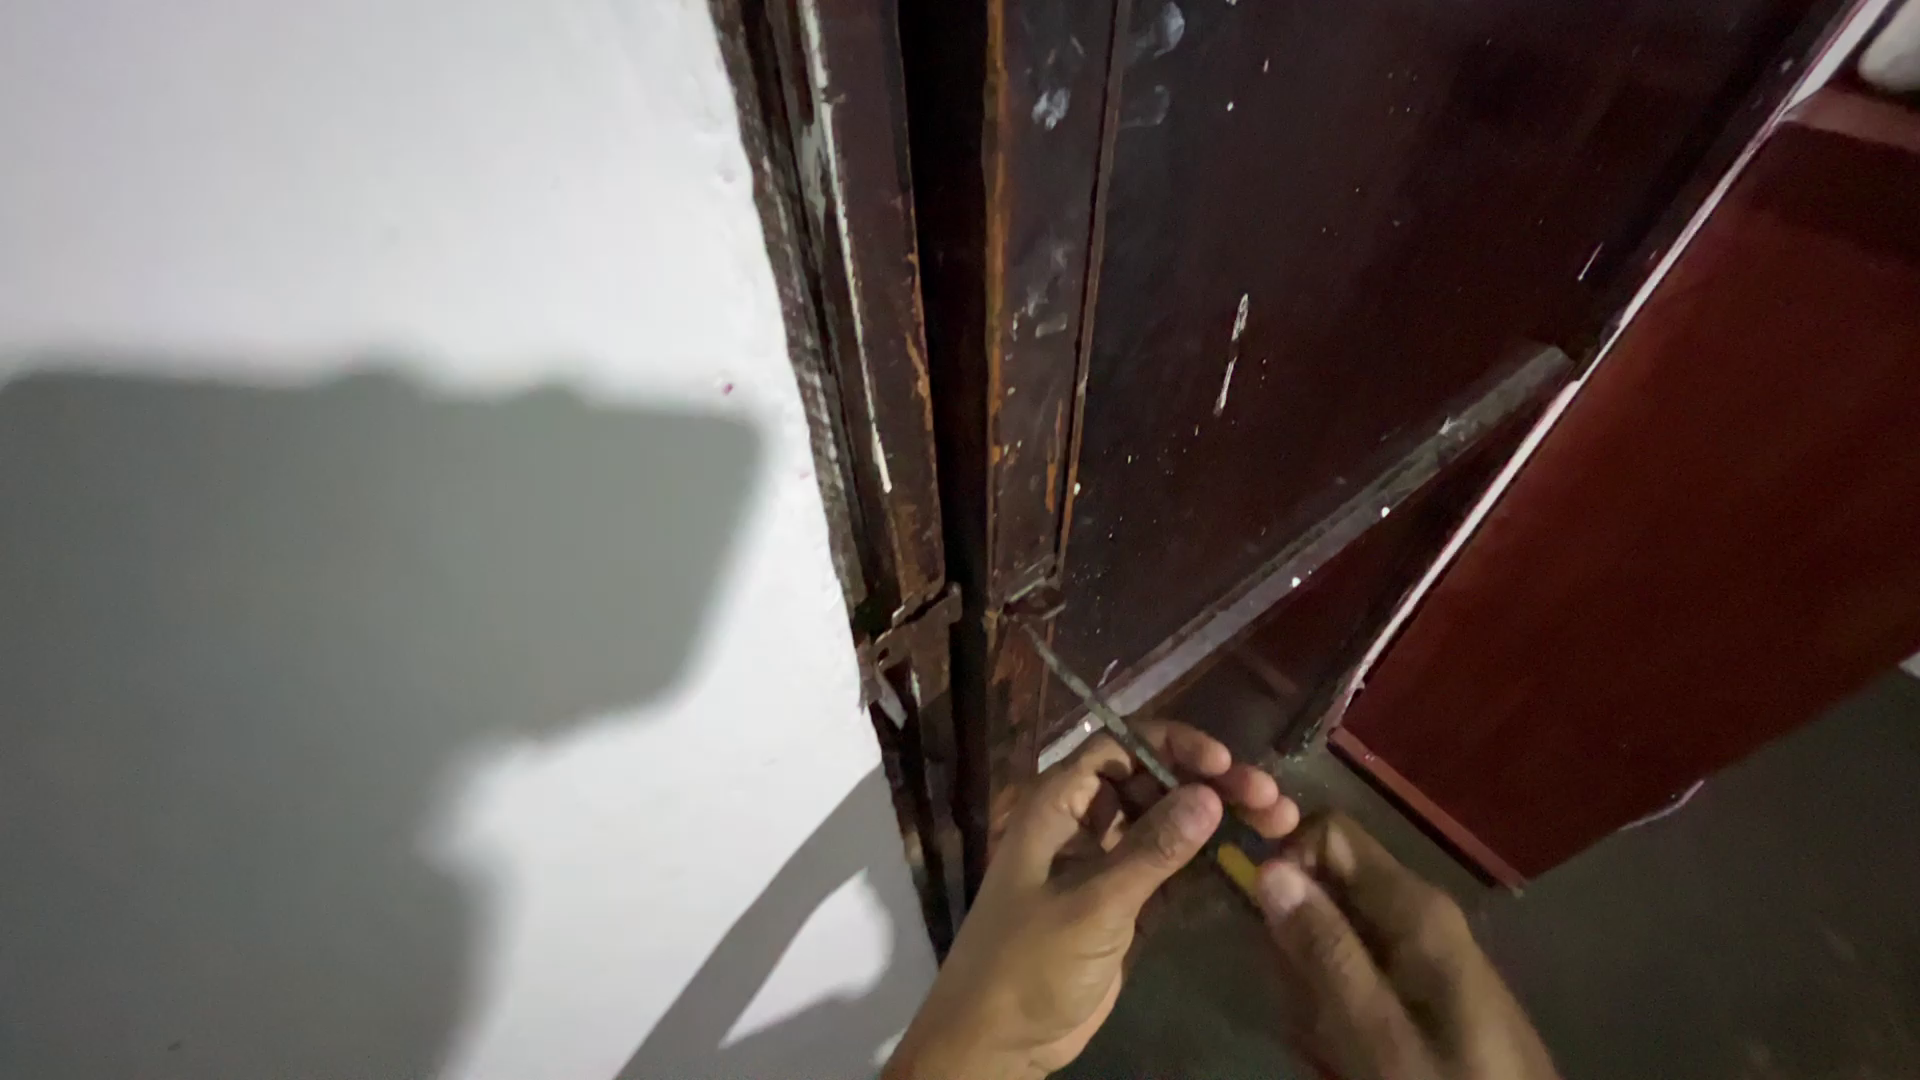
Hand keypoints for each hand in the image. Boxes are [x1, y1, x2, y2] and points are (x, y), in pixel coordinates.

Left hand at [884, 720, 1299, 1079]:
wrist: (997, 1040)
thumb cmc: (1028, 960)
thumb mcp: (1092, 903)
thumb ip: (1151, 849)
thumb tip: (1209, 794)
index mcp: (1059, 803)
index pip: (1118, 748)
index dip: (1170, 746)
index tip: (1223, 762)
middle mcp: (1083, 822)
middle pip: (1151, 783)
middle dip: (1206, 784)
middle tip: (1267, 797)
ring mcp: (1105, 862)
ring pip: (1166, 824)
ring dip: (1214, 821)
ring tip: (1277, 823)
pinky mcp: (1124, 903)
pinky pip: (1169, 869)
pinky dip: (1204, 863)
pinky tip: (1250, 860)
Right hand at [1257, 813, 1559, 1079]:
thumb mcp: (1380, 1041)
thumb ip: (1325, 951)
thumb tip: (1268, 866)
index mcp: (1417, 908)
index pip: (1329, 831)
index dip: (1290, 865)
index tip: (1273, 928)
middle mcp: (1421, 912)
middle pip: (1324, 885)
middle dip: (1297, 940)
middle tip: (1305, 1009)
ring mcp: (1426, 950)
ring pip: (1331, 932)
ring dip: (1311, 981)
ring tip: (1327, 1043)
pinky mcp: (1427, 986)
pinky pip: (1355, 970)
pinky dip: (1338, 1005)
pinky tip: (1347, 1052)